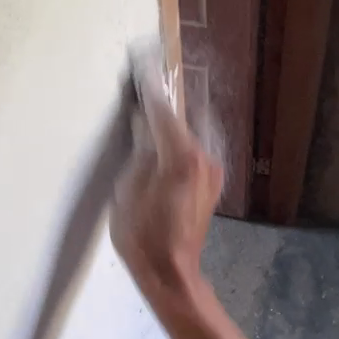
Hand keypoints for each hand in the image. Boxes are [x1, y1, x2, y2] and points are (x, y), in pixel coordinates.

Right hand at [110, 62, 224, 303]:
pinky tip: (164, 137)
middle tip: (143, 81)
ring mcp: (212, 168)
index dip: (148, 86)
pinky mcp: (211, 180)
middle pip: (180, 116)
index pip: (162, 109)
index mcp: (180, 155)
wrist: (172, 274)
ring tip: (151, 107)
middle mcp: (203, 155)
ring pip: (190, 131)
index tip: (140, 63)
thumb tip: (145, 127)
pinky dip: (178, 136)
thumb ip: (139, 153)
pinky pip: (194, 147)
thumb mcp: (127, 191)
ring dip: (171, 119)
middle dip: (162, 98)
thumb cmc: (142, 237)